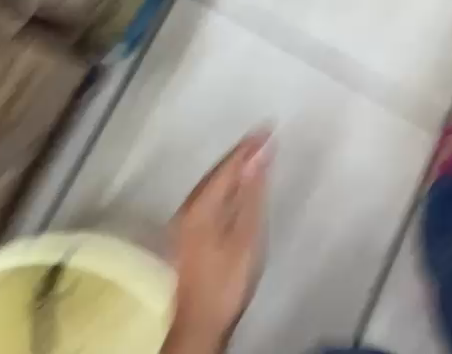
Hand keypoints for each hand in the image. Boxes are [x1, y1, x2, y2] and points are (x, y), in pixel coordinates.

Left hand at [165, 131, 271, 353]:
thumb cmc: (226, 280)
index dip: (248, 146)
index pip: (228, 165)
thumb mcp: (246, 236)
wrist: (199, 323)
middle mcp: (189, 206)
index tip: (267, 127)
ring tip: (249, 155)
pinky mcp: (186, 234)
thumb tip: (258, 156)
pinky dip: (222, 184)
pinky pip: (207, 195)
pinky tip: (230, 186)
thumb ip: (252, 193)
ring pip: (209, 183)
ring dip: (230, 168)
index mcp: (203, 203)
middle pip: (216, 172)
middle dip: (238, 153)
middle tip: (260, 136)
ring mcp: (184, 221)